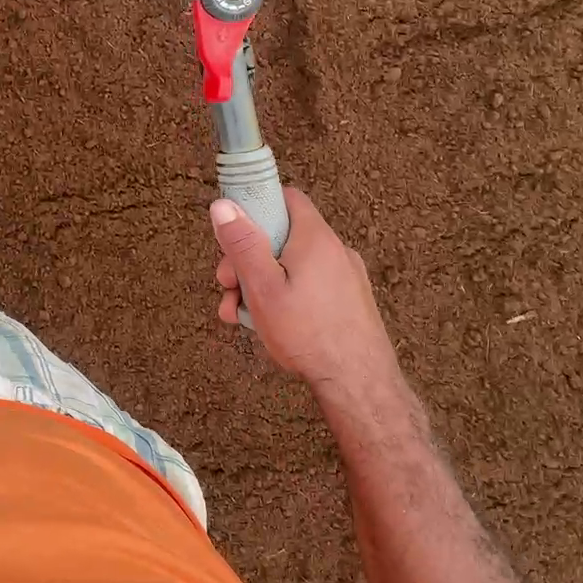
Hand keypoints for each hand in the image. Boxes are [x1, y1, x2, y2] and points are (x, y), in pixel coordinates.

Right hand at [210, 188, 399, 394]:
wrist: (359, 385)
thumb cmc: (308, 334)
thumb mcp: (261, 286)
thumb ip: (242, 243)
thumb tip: (223, 205)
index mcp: (315, 239)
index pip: (286, 197)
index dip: (256, 207)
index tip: (234, 232)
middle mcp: (335, 251)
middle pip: (281, 236)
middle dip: (247, 258)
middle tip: (228, 286)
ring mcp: (345, 276)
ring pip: (290, 264)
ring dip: (260, 282)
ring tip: (242, 314)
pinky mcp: (349, 299)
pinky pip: (307, 284)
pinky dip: (284, 295)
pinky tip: (268, 324)